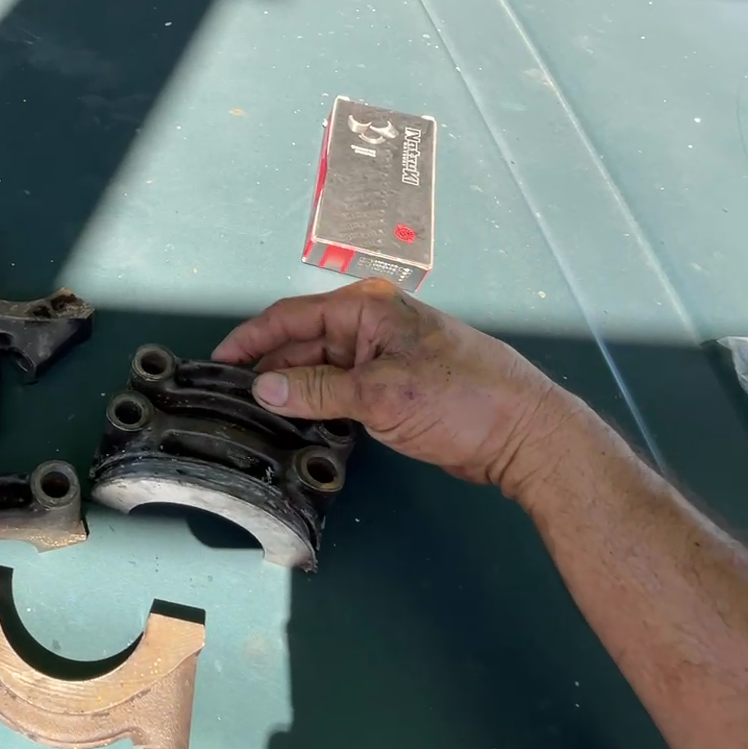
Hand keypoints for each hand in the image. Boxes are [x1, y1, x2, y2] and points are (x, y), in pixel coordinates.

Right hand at [212, 279, 579, 493]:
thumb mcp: (380, 394)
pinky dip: (315, 401)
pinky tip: (294, 419)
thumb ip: (315, 390)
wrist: (528, 438)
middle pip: (303, 342)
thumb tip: (260, 389)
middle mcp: (370, 327)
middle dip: (269, 366)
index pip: (292, 316)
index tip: (219, 360)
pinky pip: (338, 389)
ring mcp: (380, 358)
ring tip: (255, 410)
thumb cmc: (459, 400)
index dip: (251, 338)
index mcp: (367, 310)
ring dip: (291, 387)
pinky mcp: (390, 388)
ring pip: (319, 368)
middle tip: (232, 394)